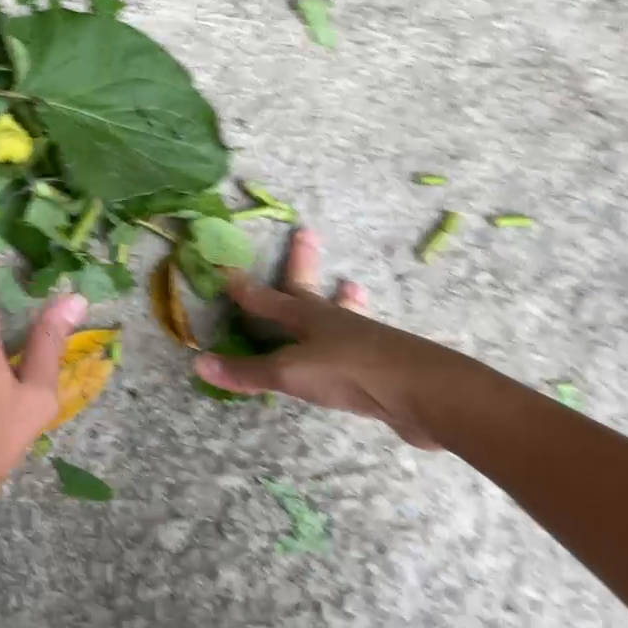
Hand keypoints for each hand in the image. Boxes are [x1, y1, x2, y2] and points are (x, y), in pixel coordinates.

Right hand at [194, 228, 469, 448]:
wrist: (430, 396)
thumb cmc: (352, 372)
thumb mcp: (290, 373)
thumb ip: (248, 371)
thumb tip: (198, 363)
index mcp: (307, 316)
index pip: (264, 297)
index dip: (242, 287)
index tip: (225, 267)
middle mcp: (334, 322)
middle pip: (308, 288)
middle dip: (302, 261)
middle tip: (306, 232)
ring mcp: (364, 342)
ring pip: (344, 314)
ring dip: (342, 300)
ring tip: (351, 286)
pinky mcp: (386, 369)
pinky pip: (360, 348)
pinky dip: (355, 340)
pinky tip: (359, 349)